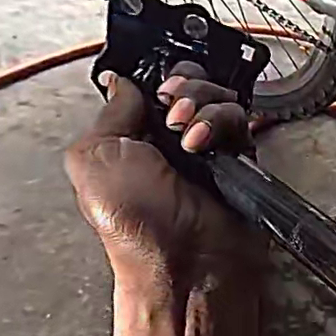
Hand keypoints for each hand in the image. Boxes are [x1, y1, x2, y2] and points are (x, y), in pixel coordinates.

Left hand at [65, 63, 254, 284]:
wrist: (183, 256)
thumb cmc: (133, 219)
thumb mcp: (93, 158)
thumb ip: (111, 113)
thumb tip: (123, 82)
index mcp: (137, 136)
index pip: (156, 86)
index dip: (159, 79)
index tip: (157, 91)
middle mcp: (176, 139)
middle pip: (192, 85)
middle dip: (184, 87)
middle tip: (173, 110)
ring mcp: (212, 148)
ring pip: (219, 98)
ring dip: (202, 105)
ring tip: (188, 135)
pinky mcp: (241, 159)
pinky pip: (240, 120)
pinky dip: (223, 122)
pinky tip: (205, 144)